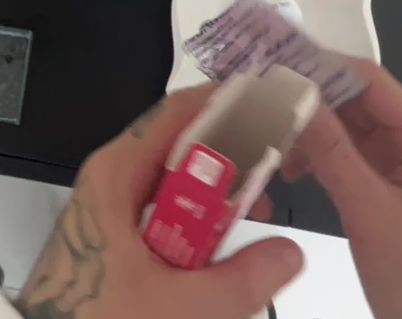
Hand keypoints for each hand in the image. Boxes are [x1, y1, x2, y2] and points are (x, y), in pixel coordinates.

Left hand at [15, 84, 304, 318]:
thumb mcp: (177, 307)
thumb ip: (240, 280)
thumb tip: (287, 253)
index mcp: (116, 173)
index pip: (175, 112)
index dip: (223, 104)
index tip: (264, 106)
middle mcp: (113, 177)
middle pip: (181, 143)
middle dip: (230, 155)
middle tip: (271, 169)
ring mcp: (114, 203)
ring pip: (176, 178)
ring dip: (217, 192)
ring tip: (253, 211)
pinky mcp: (119, 231)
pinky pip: (166, 208)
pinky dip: (198, 218)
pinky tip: (221, 244)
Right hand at [283, 57, 401, 318]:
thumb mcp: (372, 211)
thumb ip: (332, 151)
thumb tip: (294, 94)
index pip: (368, 79)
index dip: (323, 64)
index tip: (277, 62)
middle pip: (350, 99)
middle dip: (307, 98)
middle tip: (260, 97)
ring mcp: (392, 163)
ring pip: (340, 126)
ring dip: (306, 129)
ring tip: (270, 139)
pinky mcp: (377, 185)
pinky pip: (339, 154)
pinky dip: (312, 155)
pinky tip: (288, 168)